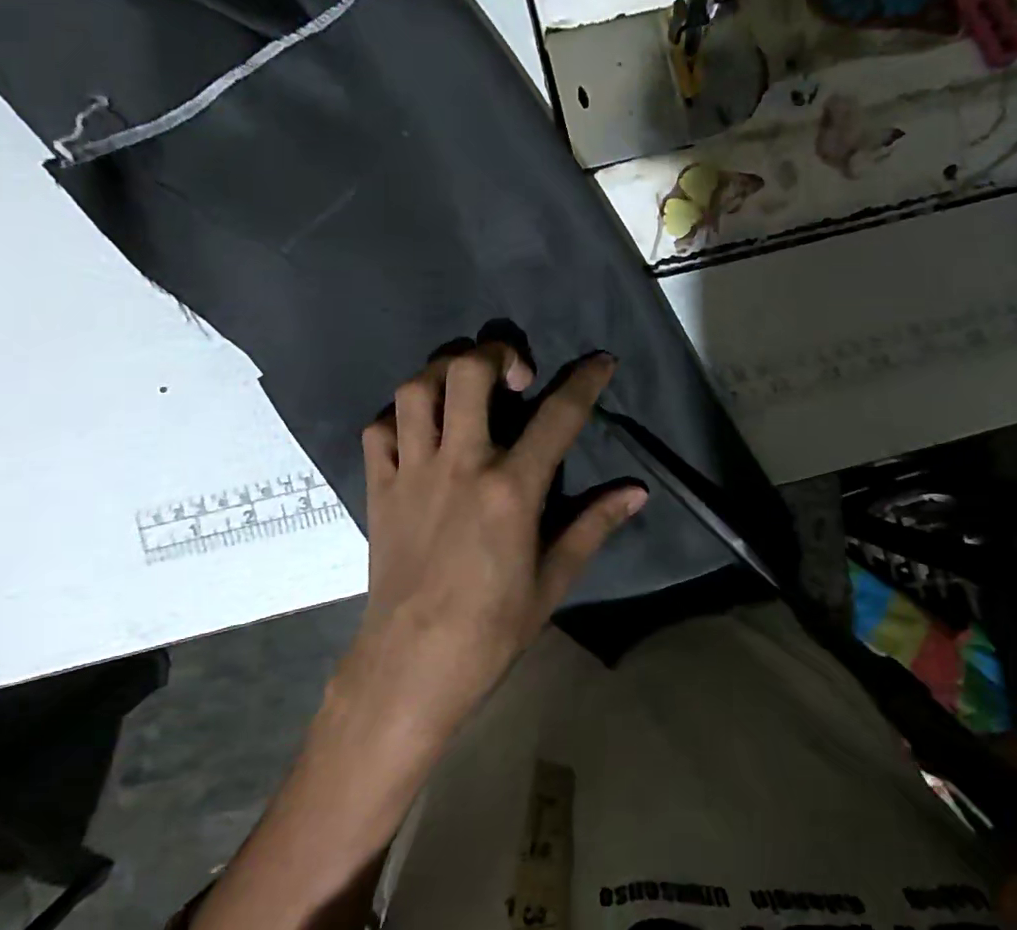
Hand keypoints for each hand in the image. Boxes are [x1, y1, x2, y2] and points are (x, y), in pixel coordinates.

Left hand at [335, 337, 647, 740]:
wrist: (412, 664)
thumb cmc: (491, 628)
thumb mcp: (554, 580)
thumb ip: (593, 525)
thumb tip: (638, 492)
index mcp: (511, 489)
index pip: (558, 417)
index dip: (585, 381)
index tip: (600, 362)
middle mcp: (460, 465)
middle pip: (469, 373)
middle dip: (496, 352)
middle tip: (516, 372)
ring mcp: (412, 472)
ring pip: (416, 390)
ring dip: (443, 372)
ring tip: (465, 388)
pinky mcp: (379, 489)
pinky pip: (378, 430)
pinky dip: (398, 417)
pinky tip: (420, 431)